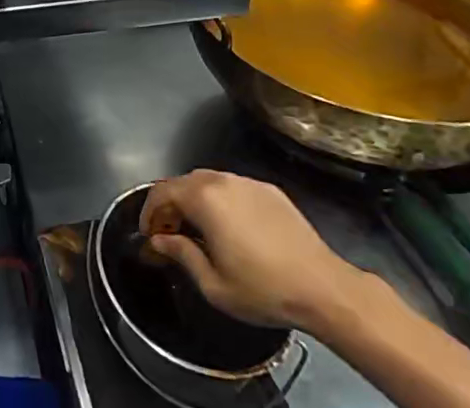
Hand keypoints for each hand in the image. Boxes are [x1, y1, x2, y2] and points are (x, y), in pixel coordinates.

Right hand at [138, 169, 386, 333]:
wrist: (321, 286)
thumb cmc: (262, 289)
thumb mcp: (213, 284)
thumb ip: (181, 254)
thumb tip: (159, 241)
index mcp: (205, 199)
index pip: (162, 191)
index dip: (149, 211)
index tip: (148, 234)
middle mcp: (224, 180)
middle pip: (184, 181)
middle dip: (171, 203)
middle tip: (169, 233)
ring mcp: (249, 182)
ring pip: (210, 180)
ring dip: (195, 199)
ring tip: (197, 230)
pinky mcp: (270, 190)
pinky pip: (234, 187)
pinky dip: (221, 200)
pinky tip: (230, 227)